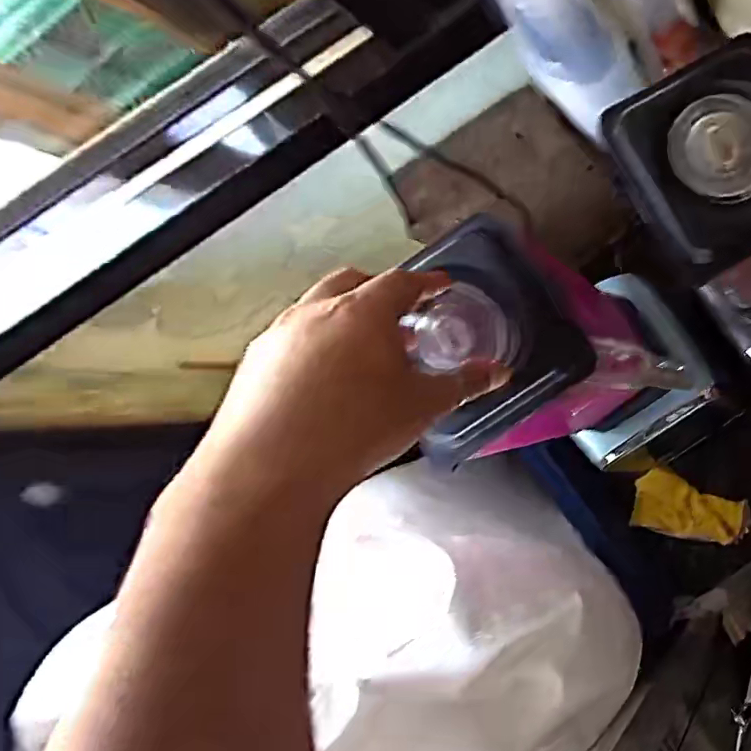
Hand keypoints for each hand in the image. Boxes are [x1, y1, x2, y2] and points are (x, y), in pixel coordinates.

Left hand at [184, 268, 511, 504]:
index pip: (400, 282)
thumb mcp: (426, 404)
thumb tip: (495, 373)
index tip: (440, 286)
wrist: (272, 468)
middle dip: (383, 291)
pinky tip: (338, 378)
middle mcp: (315, 314)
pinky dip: (323, 342)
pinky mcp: (256, 363)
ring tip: (376, 349)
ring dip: (350, 317)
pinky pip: (296, 337)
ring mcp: (279, 336)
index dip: (427, 283)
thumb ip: (465, 382)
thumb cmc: (354, 428)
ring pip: (320, 307)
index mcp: (362, 314)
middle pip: (353, 282)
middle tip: (407, 314)